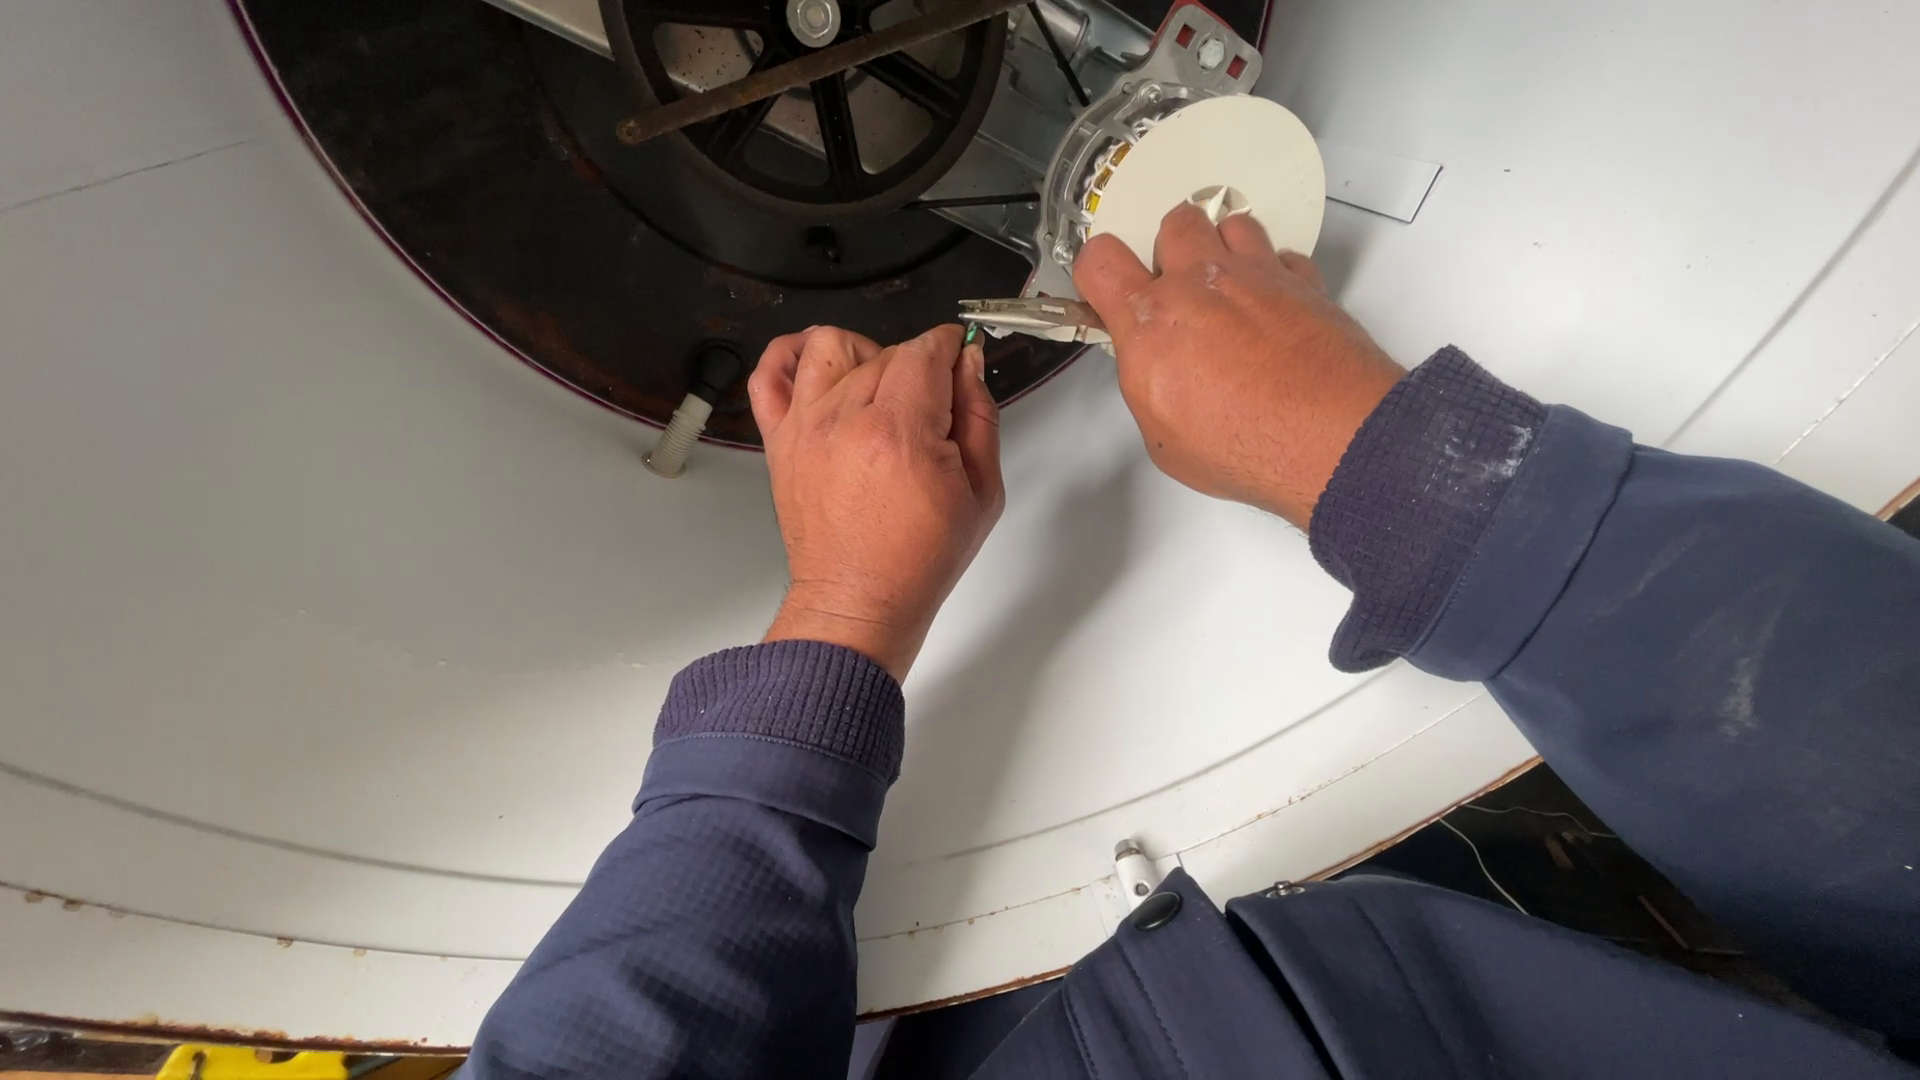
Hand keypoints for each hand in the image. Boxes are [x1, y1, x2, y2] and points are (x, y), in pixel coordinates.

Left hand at [748, 324, 1002, 680]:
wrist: (858, 602)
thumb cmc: (917, 561)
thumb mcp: (982, 493)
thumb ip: (980, 417)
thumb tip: (970, 364)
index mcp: (901, 433)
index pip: (925, 352)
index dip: (949, 347)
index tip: (958, 357)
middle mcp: (845, 421)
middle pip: (886, 351)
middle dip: (919, 367)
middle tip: (933, 408)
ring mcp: (805, 428)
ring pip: (831, 346)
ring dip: (864, 355)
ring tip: (880, 391)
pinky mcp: (780, 441)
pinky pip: (769, 374)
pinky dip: (790, 356)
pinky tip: (818, 370)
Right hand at [1074, 202, 1406, 528]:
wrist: (1328, 438)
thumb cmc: (1245, 443)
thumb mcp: (1162, 436)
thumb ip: (1149, 385)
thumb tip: (1154, 372)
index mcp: (1151, 321)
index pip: (1100, 261)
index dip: (1097, 269)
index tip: (1106, 285)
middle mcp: (1201, 284)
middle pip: (1174, 221)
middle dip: (1169, 249)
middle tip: (1175, 288)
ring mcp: (1257, 276)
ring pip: (1231, 222)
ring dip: (1222, 247)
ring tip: (1225, 288)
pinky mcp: (1303, 283)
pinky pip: (1283, 255)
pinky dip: (1273, 272)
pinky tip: (1271, 305)